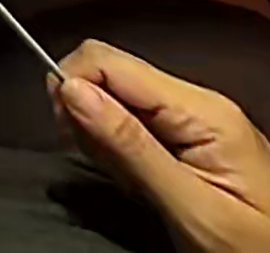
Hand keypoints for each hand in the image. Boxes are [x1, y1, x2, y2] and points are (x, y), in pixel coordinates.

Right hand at [50, 40, 269, 252]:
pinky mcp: (188, 133)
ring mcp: (194, 116)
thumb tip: (69, 86)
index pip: (104, 59)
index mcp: (203, 109)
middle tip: (96, 157)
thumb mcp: (194, 210)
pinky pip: (127, 114)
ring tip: (124, 176)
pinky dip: (114, 140)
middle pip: (105, 69)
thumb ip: (129, 144)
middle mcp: (197, 100)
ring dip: (99, 128)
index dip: (72, 84)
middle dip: (84, 107)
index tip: (66, 131)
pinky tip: (134, 174)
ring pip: (111, 91)